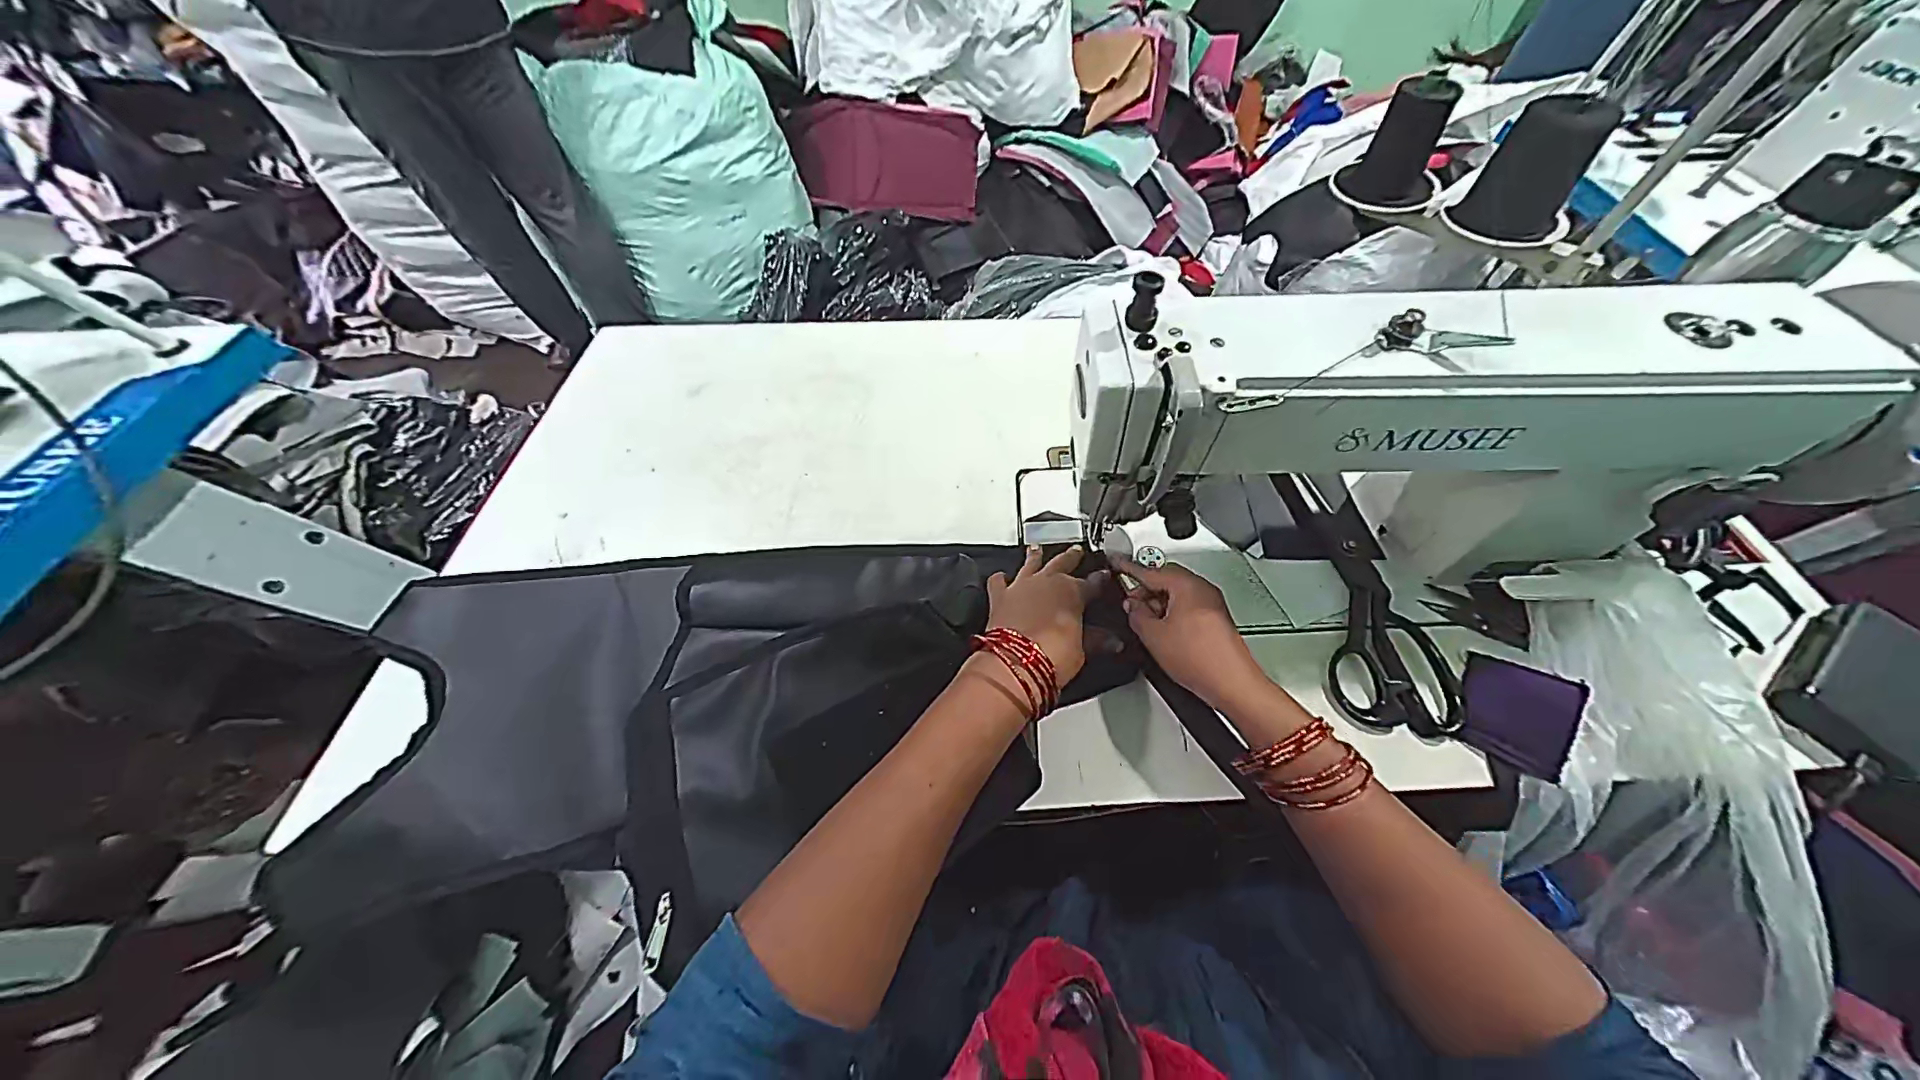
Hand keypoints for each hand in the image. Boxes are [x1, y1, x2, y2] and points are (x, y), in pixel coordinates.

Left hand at [985, 546, 1097, 685]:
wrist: (1015, 662)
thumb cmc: (1051, 656)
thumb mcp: (1081, 649)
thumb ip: (1095, 640)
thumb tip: (1112, 642)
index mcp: (1072, 592)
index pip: (1091, 583)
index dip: (1099, 580)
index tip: (1103, 577)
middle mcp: (1046, 582)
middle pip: (1062, 563)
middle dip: (1071, 557)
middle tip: (1076, 551)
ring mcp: (1022, 587)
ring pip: (1031, 564)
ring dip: (1036, 556)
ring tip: (1037, 549)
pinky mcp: (1000, 598)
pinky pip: (998, 581)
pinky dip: (1000, 578)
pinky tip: (1001, 576)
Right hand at [1112, 557, 1274, 712]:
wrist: (1231, 683)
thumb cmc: (1202, 660)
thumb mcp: (1153, 636)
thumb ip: (1136, 614)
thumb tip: (1133, 606)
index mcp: (1187, 586)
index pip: (1151, 571)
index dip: (1129, 568)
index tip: (1118, 564)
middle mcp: (1204, 590)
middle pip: (1167, 579)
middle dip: (1146, 591)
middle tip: (1131, 603)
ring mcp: (1213, 604)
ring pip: (1178, 594)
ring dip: (1160, 604)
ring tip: (1148, 624)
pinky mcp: (1216, 619)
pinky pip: (1189, 607)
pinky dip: (1174, 614)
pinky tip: (1166, 633)